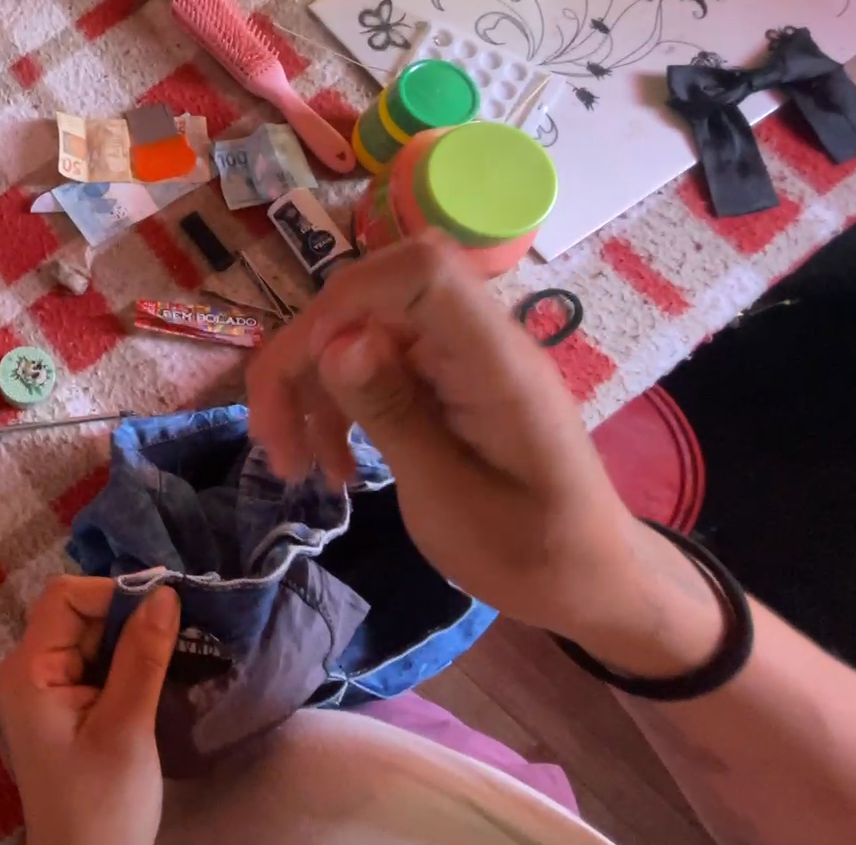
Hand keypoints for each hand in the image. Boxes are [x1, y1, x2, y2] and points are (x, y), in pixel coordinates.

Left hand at [0, 577, 177, 844]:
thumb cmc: (102, 806)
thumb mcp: (126, 728)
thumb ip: (142, 656)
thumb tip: (165, 593)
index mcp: (29, 669)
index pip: (64, 598)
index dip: (112, 592)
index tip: (165, 603)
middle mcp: (29, 669)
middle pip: (76, 613)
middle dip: (126, 614)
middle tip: (179, 625)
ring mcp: (44, 688)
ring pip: (89, 636)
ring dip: (129, 638)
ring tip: (175, 646)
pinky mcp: (63, 706)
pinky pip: (92, 663)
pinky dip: (124, 661)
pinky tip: (155, 670)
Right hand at [246, 232, 720, 675]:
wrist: (586, 582)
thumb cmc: (531, 552)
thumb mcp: (451, 498)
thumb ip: (393, 412)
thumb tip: (335, 344)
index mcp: (493, 362)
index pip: (423, 273)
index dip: (349, 299)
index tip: (311, 368)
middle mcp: (468, 343)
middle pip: (362, 303)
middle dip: (300, 360)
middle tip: (269, 436)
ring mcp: (447, 359)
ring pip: (347, 337)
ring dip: (304, 393)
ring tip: (291, 465)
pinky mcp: (432, 380)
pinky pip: (360, 370)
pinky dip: (329, 410)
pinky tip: (327, 464)